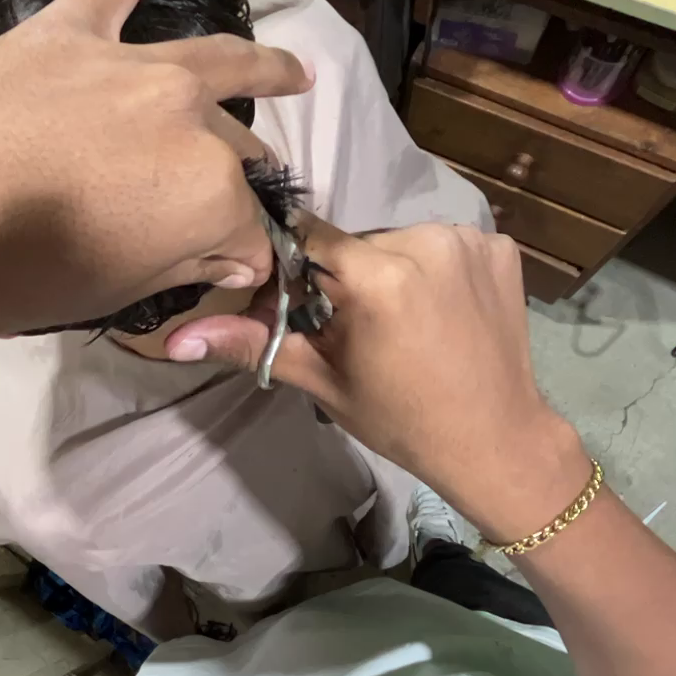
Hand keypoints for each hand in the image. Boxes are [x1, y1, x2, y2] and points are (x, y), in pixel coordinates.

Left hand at [0, 0, 310, 346]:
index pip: (246, 233)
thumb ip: (180, 264)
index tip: (227, 273)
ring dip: (262, 66)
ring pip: (218, 60)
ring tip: (296, 72)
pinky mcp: (71, 32)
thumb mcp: (114, 293)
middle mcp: (190, 118)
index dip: (238, 259)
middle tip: (250, 191)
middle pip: (235, 150)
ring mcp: (135, 67)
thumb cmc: (15, 279)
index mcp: (209, 195)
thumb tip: (226, 254)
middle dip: (248, 179)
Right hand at [162, 218, 591, 540]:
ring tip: (401, 322)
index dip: (295, 265)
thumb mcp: (321, 381)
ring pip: (398, 241)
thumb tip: (175, 340)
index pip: (308, 235)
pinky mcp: (499, 247)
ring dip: (388, 270)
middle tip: (353, 327)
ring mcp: (468, 240)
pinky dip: (431, 268)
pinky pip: (442, 244)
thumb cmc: (399, 418)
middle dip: (344, 276)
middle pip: (355, 243)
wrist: (495, 439)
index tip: (299, 299)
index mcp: (374, 276)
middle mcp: (423, 240)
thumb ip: (252, 344)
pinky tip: (440, 310)